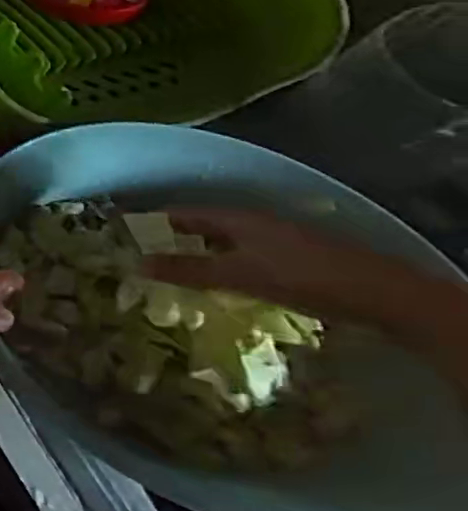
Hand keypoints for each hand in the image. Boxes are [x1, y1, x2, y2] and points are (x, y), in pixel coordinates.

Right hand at [146, 208, 466, 346]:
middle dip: (171, 238)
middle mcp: (252, 221)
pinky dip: (223, 263)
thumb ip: (186, 269)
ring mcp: (277, 239)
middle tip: (143, 255)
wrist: (388, 297)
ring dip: (198, 252)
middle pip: (200, 226)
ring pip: (223, 241)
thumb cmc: (303, 278)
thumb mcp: (237, 275)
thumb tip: (134, 264)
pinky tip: (222, 281)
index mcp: (233, 217)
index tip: (122, 234)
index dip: (148, 222)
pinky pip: (244, 254)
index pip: (176, 213)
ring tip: (176, 271)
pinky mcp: (296, 258)